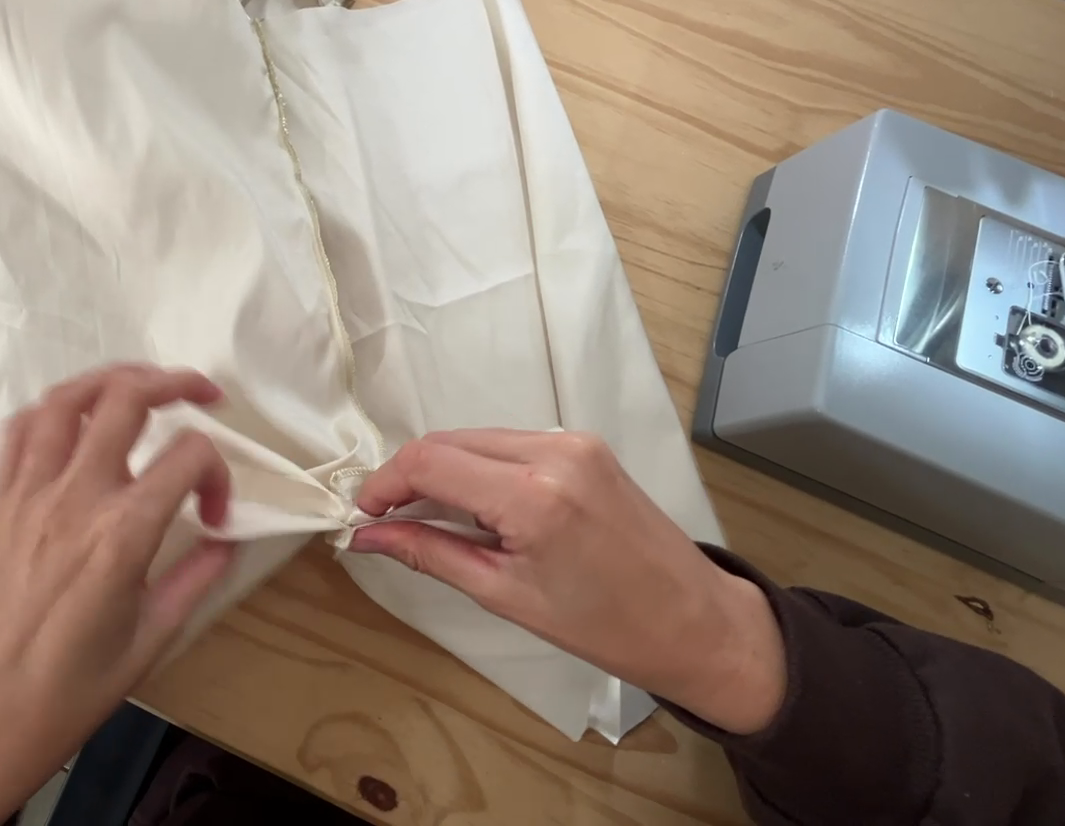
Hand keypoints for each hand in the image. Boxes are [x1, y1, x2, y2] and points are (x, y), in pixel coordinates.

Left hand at [0, 364, 238, 825]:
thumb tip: (224, 539)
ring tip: (143, 384)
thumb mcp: (152, 640)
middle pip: (127, 398)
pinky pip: (21, 430)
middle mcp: (75, 496)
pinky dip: (54, 409)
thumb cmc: (69, 692)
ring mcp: (29, 491)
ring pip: (68, 399)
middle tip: (203, 393)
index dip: (218, 473)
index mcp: (122, 533)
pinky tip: (76, 419)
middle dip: (176, 382)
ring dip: (112, 378)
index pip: (189, 457)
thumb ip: (196, 577)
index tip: (215, 513)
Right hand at [348, 430, 785, 733]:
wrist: (699, 623)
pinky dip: (476, 464)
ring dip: (441, 468)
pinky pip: (506, 441)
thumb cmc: (604, 627)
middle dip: (408, 475)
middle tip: (388, 518)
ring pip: (474, 437)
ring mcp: (570, 439)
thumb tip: (368, 537)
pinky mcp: (581, 442)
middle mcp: (551, 450)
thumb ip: (430, 553)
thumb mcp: (505, 594)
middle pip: (448, 441)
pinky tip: (474, 501)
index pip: (430, 461)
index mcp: (533, 495)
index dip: (385, 482)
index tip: (365, 515)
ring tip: (429, 514)